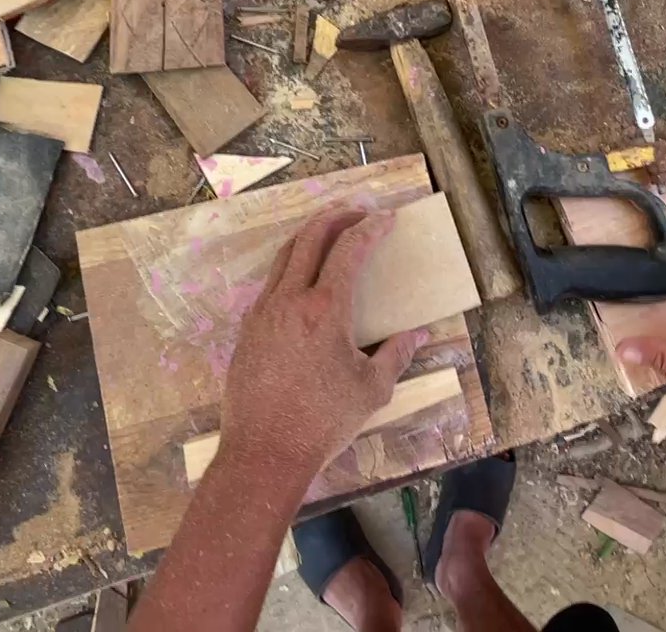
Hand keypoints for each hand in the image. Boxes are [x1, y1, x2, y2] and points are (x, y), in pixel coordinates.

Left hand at [218, 210, 428, 480]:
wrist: (263, 454)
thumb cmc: (323, 423)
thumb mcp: (372, 390)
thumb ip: (396, 355)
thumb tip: (416, 335)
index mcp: (325, 309)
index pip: (350, 249)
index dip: (371, 227)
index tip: (387, 217)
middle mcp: (290, 299)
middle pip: (310, 236)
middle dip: (337, 216)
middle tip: (358, 211)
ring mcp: (263, 311)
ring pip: (285, 254)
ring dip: (310, 235)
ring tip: (330, 231)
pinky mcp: (248, 329)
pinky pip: (270, 282)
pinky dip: (291, 264)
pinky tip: (303, 278)